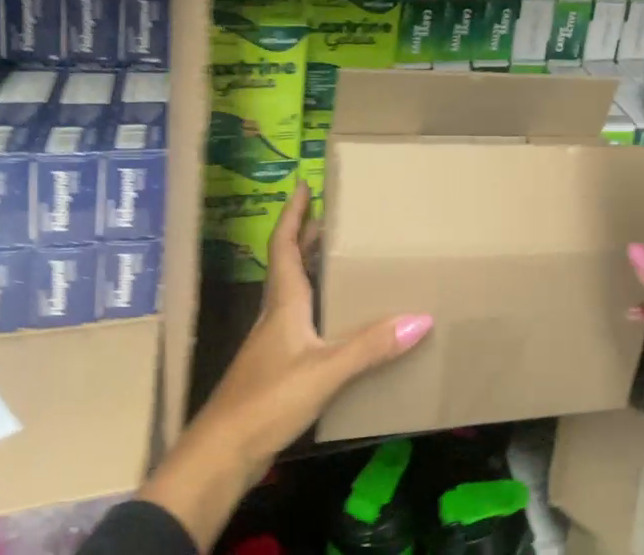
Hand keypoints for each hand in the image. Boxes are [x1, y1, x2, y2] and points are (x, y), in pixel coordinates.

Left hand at [202, 181, 435, 477]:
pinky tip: (338, 322)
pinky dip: (318, 308)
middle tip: (331, 215)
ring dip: (312, 271)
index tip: (303, 185)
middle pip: (289, 265)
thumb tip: (422, 318)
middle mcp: (276, 316)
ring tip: (340, 258)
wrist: (221, 457)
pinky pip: (301, 323)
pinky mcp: (276, 371)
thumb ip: (370, 346)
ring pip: (294, 294)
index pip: (284, 247)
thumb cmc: (267, 401)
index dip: (293, 215)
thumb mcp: (325, 371)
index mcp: (283, 304)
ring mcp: (273, 345)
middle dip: (306, 237)